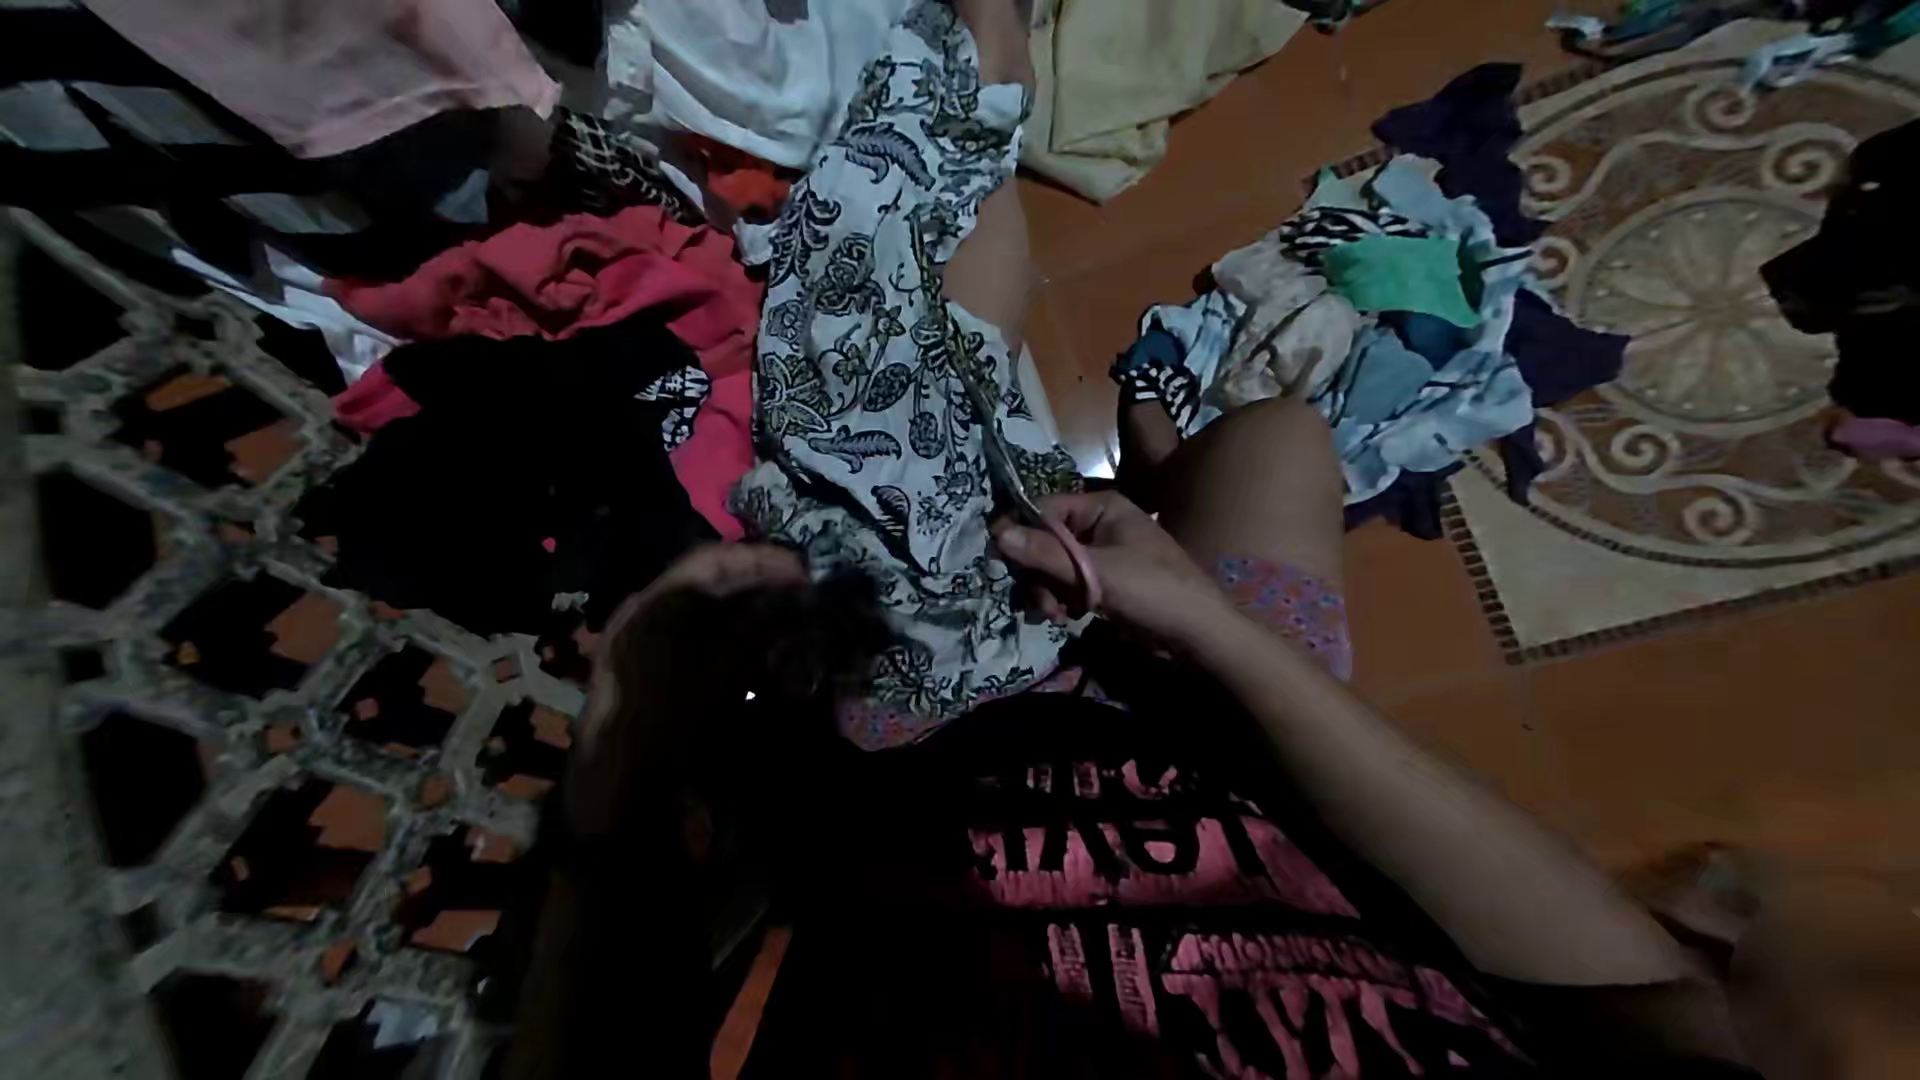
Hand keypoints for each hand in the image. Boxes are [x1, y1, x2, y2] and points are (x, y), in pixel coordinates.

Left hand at [573, 544, 806, 832]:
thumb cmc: (673, 721)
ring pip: (710, 605)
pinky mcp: (659, 660)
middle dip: (759, 579)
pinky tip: (763, 637)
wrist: (623, 785)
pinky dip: (735, 628)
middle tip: (802, 585)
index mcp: (655, 604)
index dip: (760, 560)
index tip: (801, 570)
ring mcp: (650, 636)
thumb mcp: (724, 673)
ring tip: (790, 606)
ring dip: (750, 603)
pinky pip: (703, 630)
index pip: (712, 561)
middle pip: (711, 579)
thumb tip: (792, 600)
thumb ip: (759, 630)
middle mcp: (648, 611)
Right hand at [991, 491, 1233, 648]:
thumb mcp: (1096, 571)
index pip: (1044, 510)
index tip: (1002, 562)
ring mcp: (1099, 554)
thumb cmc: (1152, 590)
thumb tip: (997, 533)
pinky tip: (1066, 616)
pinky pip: (1066, 583)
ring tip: (1054, 614)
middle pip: (1044, 541)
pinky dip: (1060, 599)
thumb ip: (1045, 553)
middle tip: (1037, 601)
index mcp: (1101, 507)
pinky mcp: (1101, 581)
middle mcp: (1097, 525)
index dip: (1021, 534)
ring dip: (1046, 591)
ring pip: (1052, 566)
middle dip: (1036, 573)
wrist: (1196, 633)